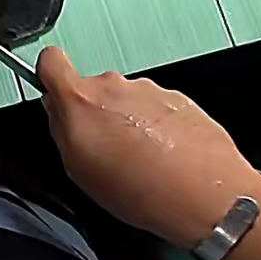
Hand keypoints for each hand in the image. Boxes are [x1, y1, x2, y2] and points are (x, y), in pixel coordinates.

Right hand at [38, 47, 260, 249]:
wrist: (212, 199)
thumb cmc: (145, 190)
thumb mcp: (78, 168)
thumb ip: (60, 129)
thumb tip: (57, 113)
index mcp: (81, 98)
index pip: (50, 60)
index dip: (48, 72)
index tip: (54, 89)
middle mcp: (114, 85)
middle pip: (92, 87)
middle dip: (96, 111)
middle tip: (107, 146)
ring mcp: (150, 91)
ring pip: (126, 98)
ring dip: (128, 121)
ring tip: (143, 159)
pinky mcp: (181, 100)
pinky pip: (157, 108)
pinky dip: (157, 127)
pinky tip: (166, 158)